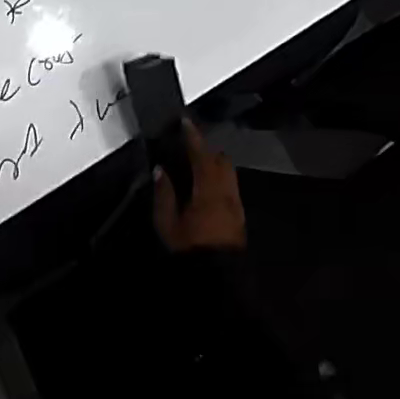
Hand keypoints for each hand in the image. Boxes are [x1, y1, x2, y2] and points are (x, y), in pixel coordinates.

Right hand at [152, 122, 245, 251]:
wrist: (219, 277)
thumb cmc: (190, 247)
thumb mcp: (167, 222)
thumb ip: (164, 193)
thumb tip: (161, 169)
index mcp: (209, 192)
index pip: (202, 157)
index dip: (194, 137)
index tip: (185, 121)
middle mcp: (227, 194)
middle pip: (222, 160)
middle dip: (207, 147)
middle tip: (189, 140)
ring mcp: (236, 204)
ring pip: (229, 172)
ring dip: (214, 160)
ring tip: (196, 159)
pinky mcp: (238, 214)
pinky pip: (230, 184)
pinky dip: (218, 174)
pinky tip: (204, 180)